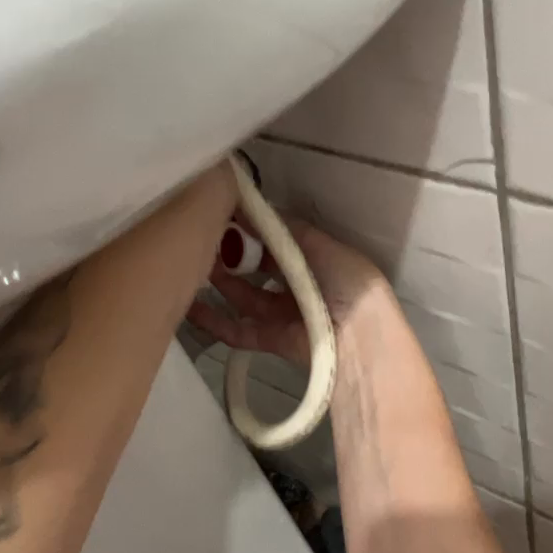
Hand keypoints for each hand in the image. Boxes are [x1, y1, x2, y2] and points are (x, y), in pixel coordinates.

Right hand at [187, 217, 387, 367]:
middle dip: (235, 252)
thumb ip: (287, 230)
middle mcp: (302, 286)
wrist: (362, 340)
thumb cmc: (349, 284)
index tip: (224, 212)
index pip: (280, 240)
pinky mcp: (273, 341)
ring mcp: (286, 315)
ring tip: (193, 263)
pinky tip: (190, 305)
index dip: (254, 227)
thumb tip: (251, 210)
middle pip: (260, 266)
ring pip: (245, 295)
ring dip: (221, 280)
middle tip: (204, 237)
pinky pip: (238, 330)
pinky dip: (214, 321)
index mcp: (319, 260)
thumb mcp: (324, 246)